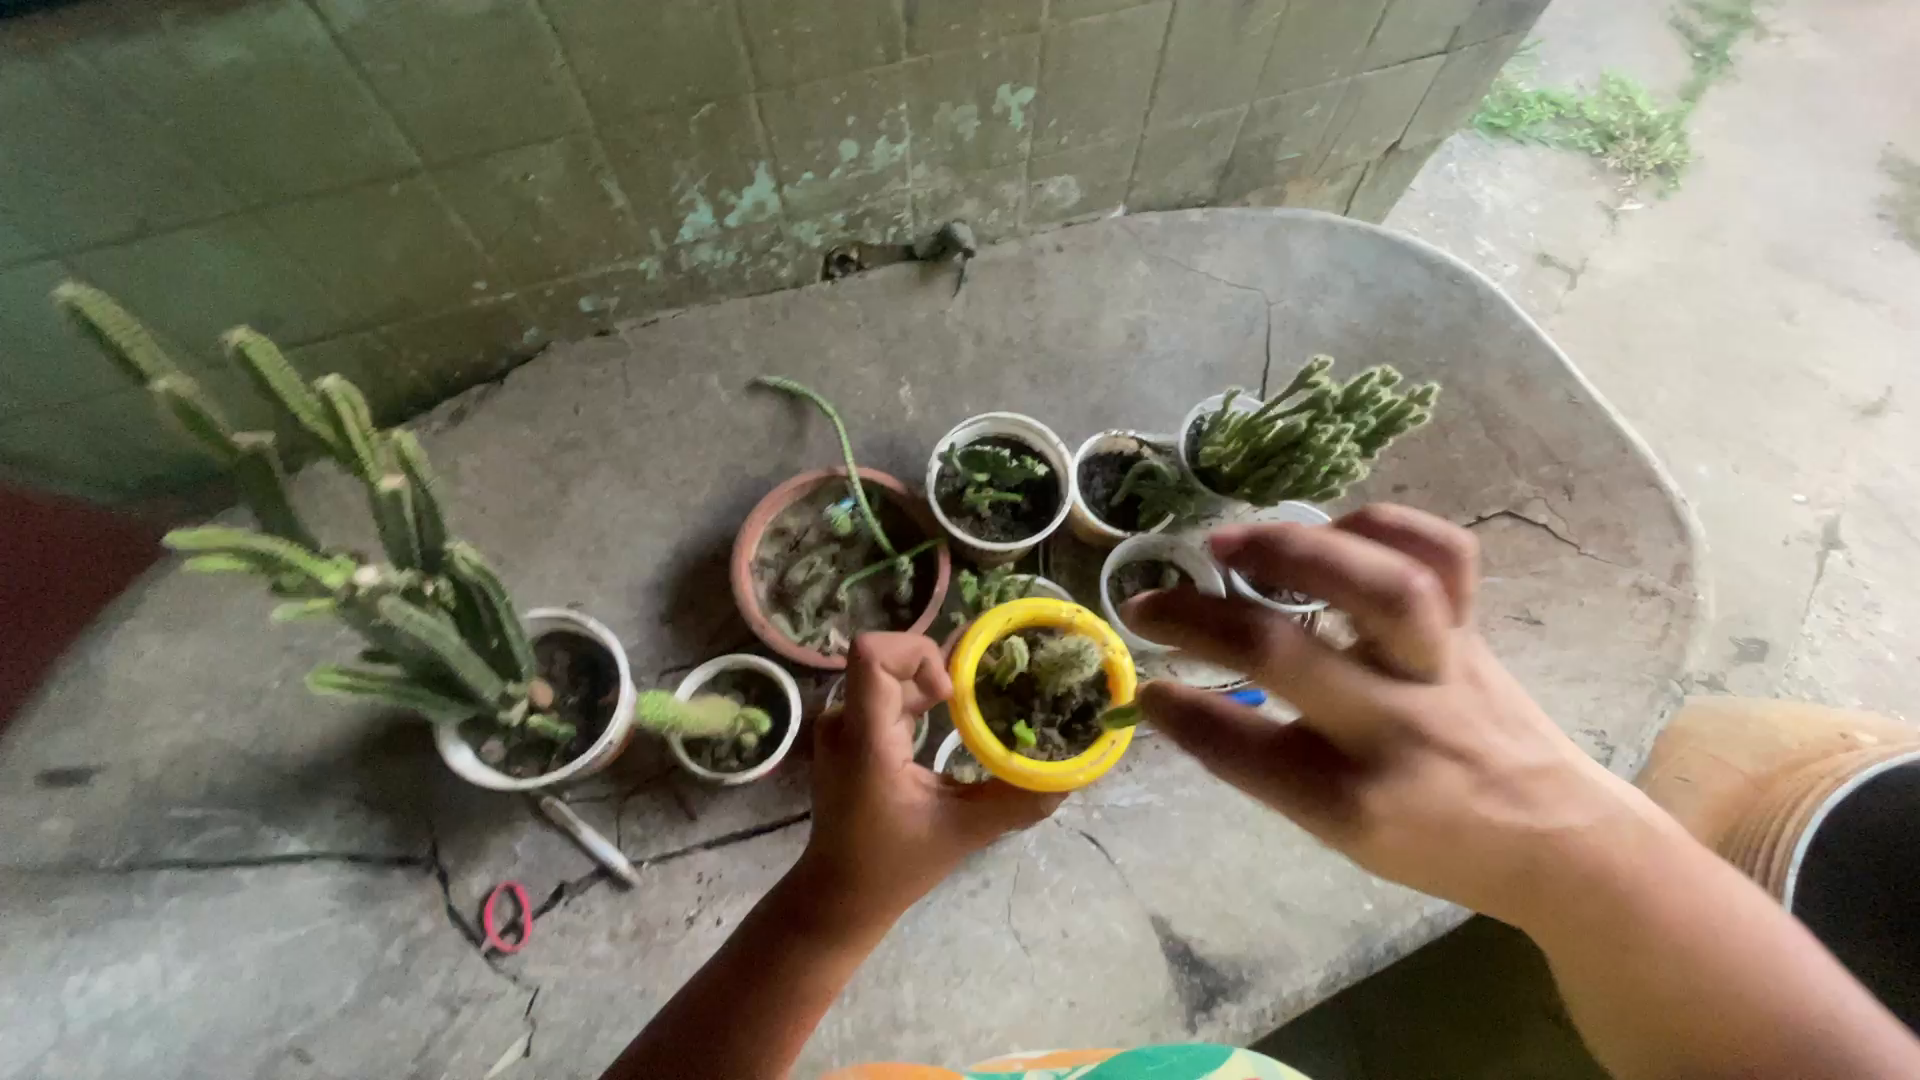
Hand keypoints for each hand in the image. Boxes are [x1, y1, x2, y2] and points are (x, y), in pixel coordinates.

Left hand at [798, 633, 1064, 918]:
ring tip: (968, 700)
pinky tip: (946, 710)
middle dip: (935, 664)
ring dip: (928, 679)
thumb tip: (1069, 779)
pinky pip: (882, 689)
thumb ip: (1015, 802)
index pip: (872, 656)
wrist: (839, 893)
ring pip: (886, 670)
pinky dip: (916, 692)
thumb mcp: (962, 832)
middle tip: (975, 691)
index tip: (950, 692)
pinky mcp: (848, 731)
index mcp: (866, 741)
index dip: (917, 653)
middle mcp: (845, 721)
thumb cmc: (895, 866)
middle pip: (885, 657)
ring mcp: (842, 724)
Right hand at [1123, 504, 1664, 928]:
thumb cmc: (1425, 837)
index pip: (1239, 747)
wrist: (1552, 833)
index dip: (1176, 710)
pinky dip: (1381, 523)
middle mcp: (1399, 728)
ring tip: (1227, 544)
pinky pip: (1445, 554)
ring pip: (1378, 586)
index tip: (1143, 687)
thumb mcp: (1330, 827)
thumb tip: (1171, 695)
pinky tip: (1330, 527)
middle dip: (1196, 619)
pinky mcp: (1475, 627)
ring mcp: (1444, 669)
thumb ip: (1253, 759)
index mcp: (1355, 798)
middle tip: (1146, 603)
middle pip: (1281, 652)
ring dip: (1287, 551)